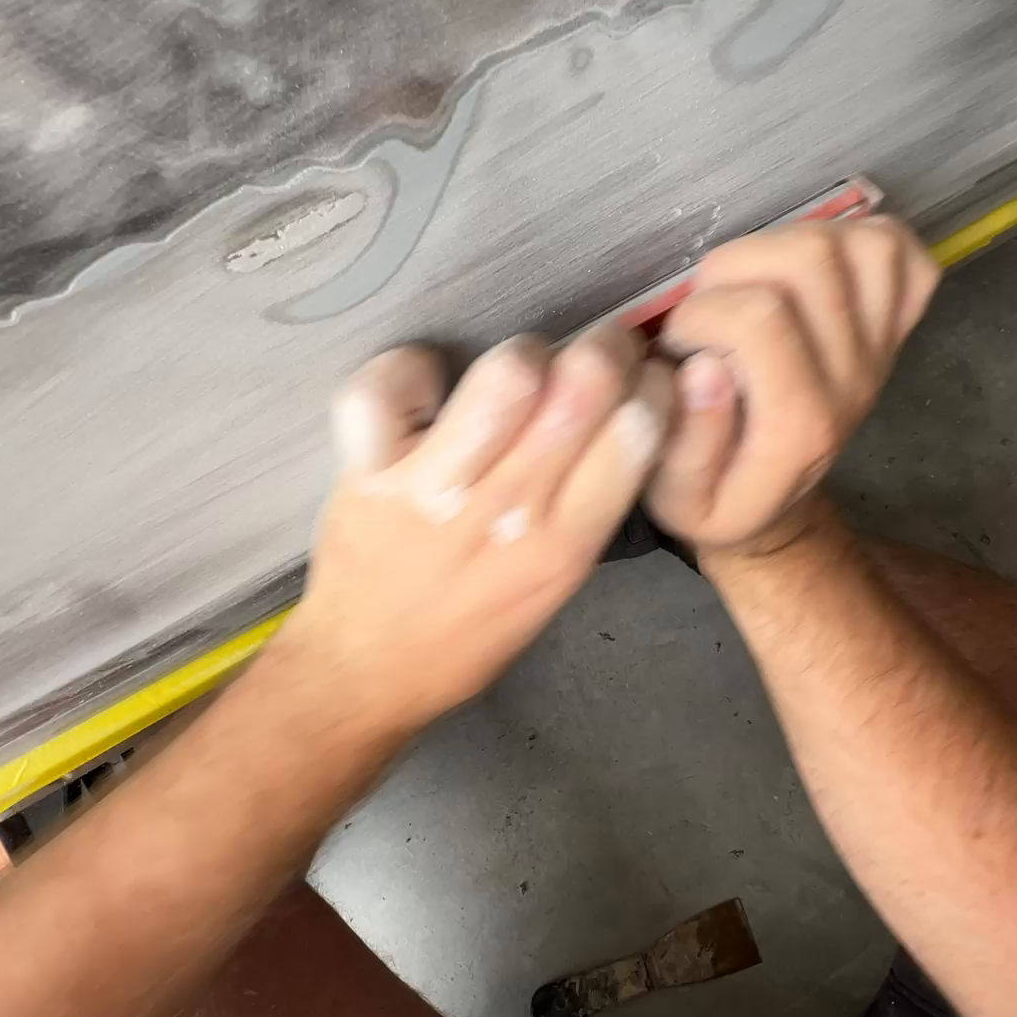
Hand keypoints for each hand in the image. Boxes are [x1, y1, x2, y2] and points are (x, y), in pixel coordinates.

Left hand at [278, 326, 672, 726]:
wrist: (366, 670)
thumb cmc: (468, 636)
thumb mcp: (554, 589)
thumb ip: (588, 510)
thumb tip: (620, 422)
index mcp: (563, 548)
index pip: (635, 432)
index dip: (650, 385)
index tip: (639, 379)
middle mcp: (509, 512)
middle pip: (582, 387)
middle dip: (605, 347)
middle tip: (594, 351)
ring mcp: (434, 488)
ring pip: (506, 376)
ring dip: (524, 356)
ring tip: (518, 374)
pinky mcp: (368, 470)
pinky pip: (391, 384)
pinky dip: (410, 370)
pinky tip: (425, 391)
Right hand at [645, 217, 940, 556]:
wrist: (774, 509)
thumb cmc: (717, 501)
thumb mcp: (680, 501)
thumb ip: (686, 445)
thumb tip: (702, 367)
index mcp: (799, 427)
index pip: (759, 318)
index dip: (699, 314)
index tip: (673, 344)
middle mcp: (852, 380)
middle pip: (812, 261)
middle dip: (733, 267)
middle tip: (704, 306)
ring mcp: (880, 349)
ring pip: (856, 242)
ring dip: (781, 243)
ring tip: (742, 285)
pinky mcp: (892, 327)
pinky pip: (898, 251)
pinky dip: (853, 238)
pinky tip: (804, 272)